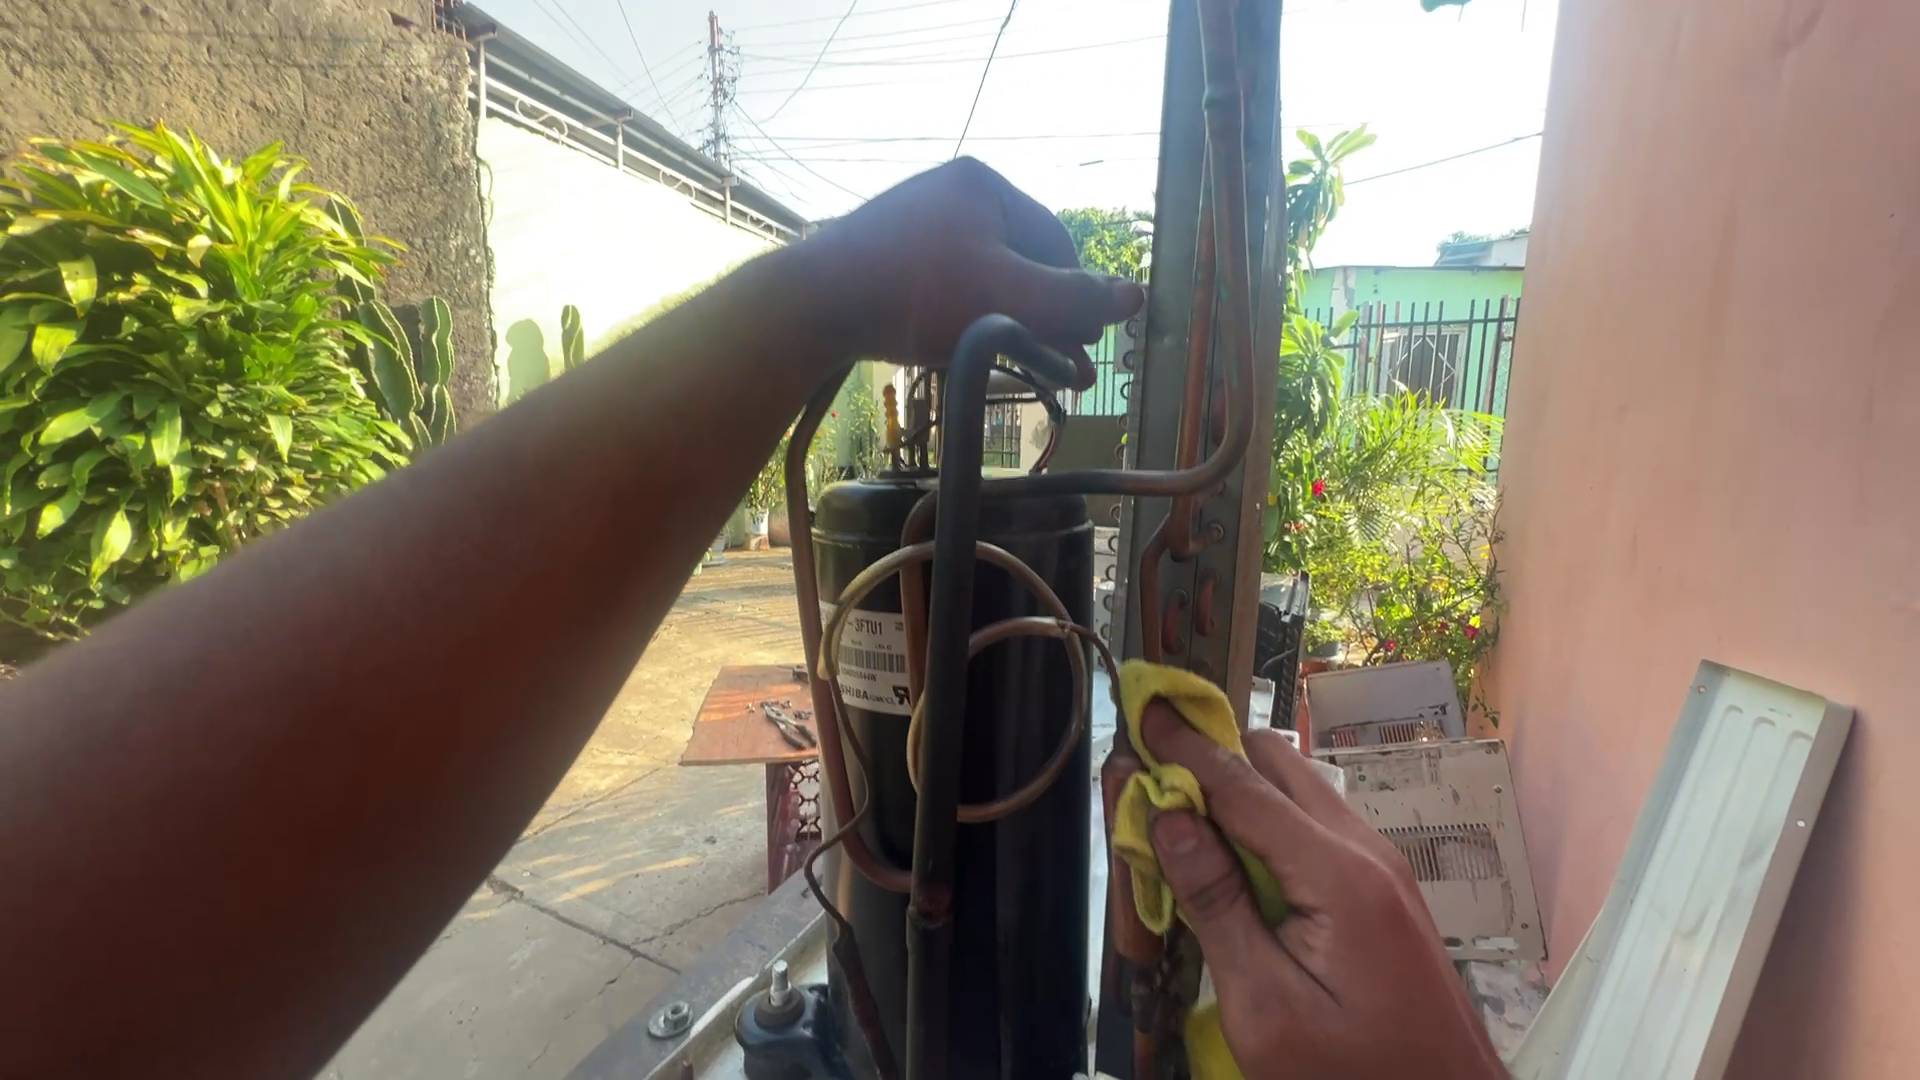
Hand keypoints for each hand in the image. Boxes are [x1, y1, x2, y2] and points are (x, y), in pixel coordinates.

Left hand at [799, 158, 1144, 385]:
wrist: (816, 305)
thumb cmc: (917, 292)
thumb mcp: (1005, 298)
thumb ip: (1071, 300)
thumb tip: (1136, 297)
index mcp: (986, 187)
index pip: (1054, 243)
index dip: (1075, 297)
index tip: (1083, 346)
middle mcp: (953, 198)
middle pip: (1021, 264)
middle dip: (1046, 319)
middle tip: (1065, 370)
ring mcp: (918, 228)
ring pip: (986, 282)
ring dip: (1014, 327)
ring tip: (1032, 370)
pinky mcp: (892, 262)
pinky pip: (949, 291)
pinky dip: (971, 322)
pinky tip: (979, 351)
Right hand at [1143, 703, 1506, 1079]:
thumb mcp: (1265, 1009)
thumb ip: (1215, 904)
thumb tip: (1169, 816)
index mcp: (1338, 874)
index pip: (1242, 784)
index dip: (1186, 745)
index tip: (1145, 709)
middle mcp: (1365, 848)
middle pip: (1275, 761)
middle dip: (1212, 752)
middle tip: (1157, 773)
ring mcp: (1381, 863)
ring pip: (1295, 784)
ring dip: (1236, 782)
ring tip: (1185, 812)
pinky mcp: (1381, 884)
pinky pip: (1311, 818)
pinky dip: (1263, 813)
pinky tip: (1235, 855)